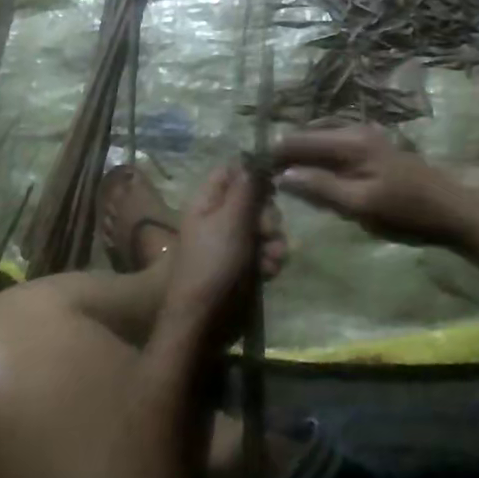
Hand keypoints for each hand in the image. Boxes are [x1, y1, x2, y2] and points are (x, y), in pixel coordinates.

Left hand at [160, 164, 281, 337]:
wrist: (205, 321)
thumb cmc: (213, 263)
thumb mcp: (231, 220)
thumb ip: (246, 188)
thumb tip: (253, 156)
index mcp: (207, 200)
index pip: (232, 171)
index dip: (252, 175)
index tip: (271, 185)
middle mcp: (218, 217)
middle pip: (254, 200)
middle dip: (267, 216)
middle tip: (267, 232)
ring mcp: (231, 242)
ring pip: (264, 228)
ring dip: (272, 242)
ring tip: (270, 259)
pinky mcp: (243, 265)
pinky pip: (264, 252)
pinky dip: (269, 260)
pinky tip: (268, 272)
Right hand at [271, 125, 475, 246]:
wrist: (454, 209)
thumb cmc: (407, 210)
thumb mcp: (360, 204)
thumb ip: (321, 188)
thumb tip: (282, 176)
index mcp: (350, 140)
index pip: (299, 139)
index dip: (275, 153)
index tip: (253, 169)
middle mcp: (354, 130)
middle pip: (308, 136)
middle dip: (286, 153)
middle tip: (264, 176)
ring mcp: (366, 137)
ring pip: (321, 141)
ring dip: (301, 156)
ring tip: (283, 177)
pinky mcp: (373, 149)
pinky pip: (334, 147)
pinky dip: (318, 158)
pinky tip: (313, 176)